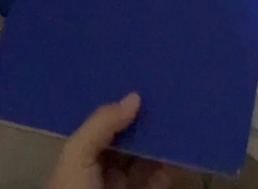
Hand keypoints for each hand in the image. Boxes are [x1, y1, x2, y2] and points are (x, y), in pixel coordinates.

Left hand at [47, 93, 173, 188]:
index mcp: (82, 157)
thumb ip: (101, 125)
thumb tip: (135, 96)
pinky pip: (160, 180)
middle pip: (128, 139)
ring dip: (161, 142)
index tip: (142, 79)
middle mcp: (103, 171)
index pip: (103, 124)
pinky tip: (179, 151)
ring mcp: (124, 187)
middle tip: (167, 92)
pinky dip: (171, 168)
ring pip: (146, 159)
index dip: (119, 104)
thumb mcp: (77, 156)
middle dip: (145, 120)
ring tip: (179, 115)